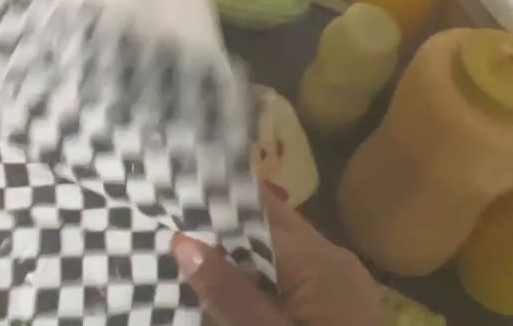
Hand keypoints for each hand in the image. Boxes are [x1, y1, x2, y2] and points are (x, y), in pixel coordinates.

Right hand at [172, 186, 385, 325]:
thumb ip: (227, 293)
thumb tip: (182, 240)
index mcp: (319, 260)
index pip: (256, 209)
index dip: (214, 204)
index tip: (171, 199)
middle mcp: (334, 263)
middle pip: (267, 229)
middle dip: (221, 231)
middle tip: (171, 231)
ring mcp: (342, 292)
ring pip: (277, 258)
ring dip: (238, 261)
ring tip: (190, 265)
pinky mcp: (341, 317)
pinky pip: (292, 285)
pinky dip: (260, 287)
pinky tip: (231, 301)